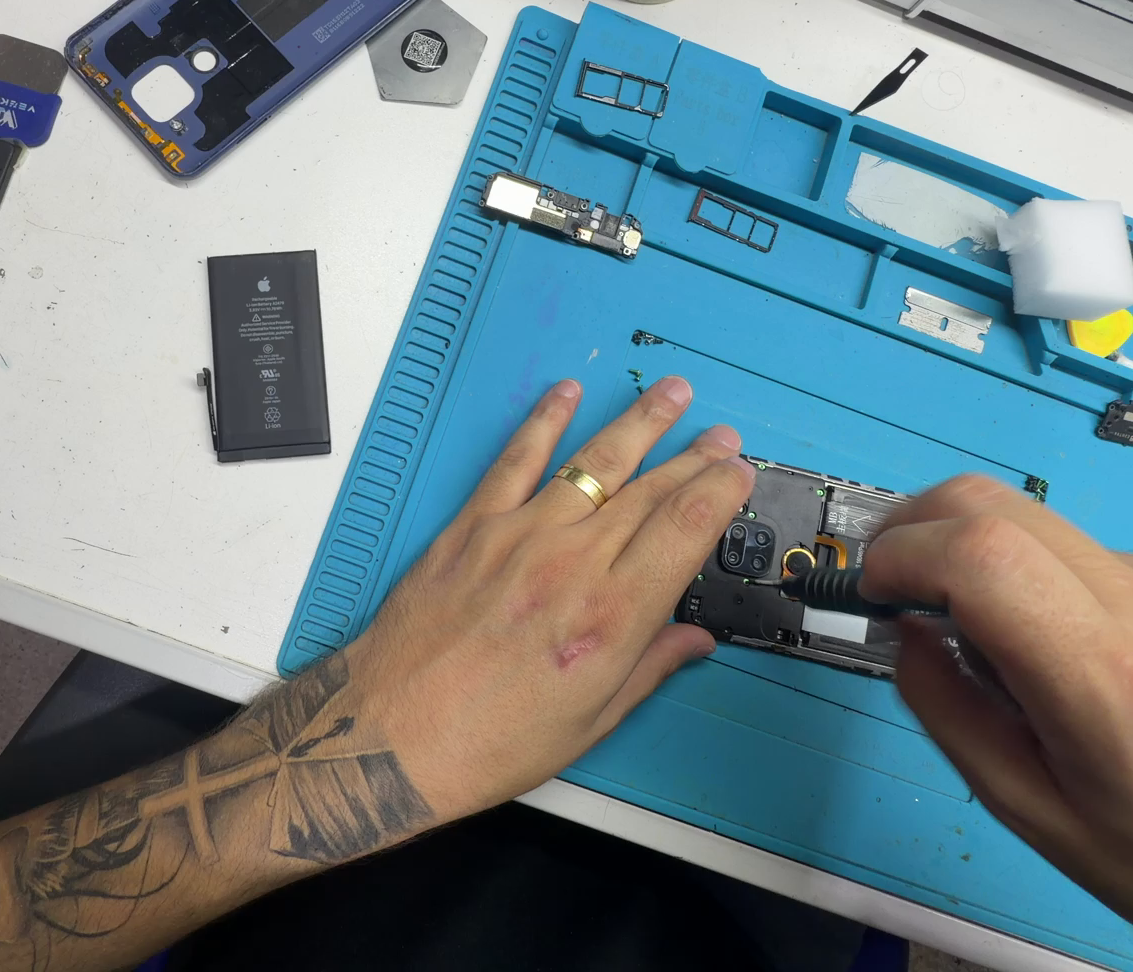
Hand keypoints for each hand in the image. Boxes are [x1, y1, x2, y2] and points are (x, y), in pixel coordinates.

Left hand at [342, 376, 754, 823]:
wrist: (395, 731)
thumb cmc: (488, 738)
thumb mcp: (590, 721)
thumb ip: (650, 668)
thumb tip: (693, 640)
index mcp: (610, 617)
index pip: (685, 531)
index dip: (719, 493)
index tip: (737, 472)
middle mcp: (570, 564)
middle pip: (649, 492)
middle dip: (693, 457)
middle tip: (719, 435)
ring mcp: (518, 535)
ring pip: (594, 464)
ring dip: (638, 424)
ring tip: (671, 395)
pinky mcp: (472, 525)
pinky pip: (515, 459)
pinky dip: (543, 421)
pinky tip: (566, 394)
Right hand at [864, 476, 1132, 970]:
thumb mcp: (1037, 813)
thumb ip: (946, 709)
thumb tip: (908, 634)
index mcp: (1115, 687)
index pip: (979, 554)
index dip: (898, 552)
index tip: (874, 588)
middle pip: (994, 503)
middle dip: (913, 525)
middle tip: (893, 580)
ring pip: (1039, 527)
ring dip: (978, 561)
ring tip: (995, 642)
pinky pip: (1095, 558)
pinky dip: (1043, 582)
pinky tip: (1069, 651)